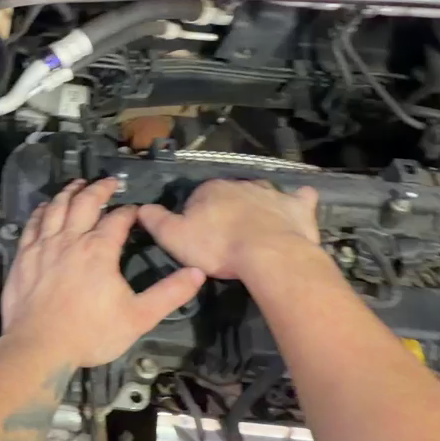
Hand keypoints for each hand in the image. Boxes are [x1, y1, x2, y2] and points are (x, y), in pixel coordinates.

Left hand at [1, 180, 206, 367]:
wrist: (39, 347)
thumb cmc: (90, 333)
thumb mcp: (139, 317)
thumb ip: (169, 293)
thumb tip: (198, 272)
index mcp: (99, 249)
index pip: (118, 219)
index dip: (129, 211)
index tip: (136, 210)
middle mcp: (70, 239)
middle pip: (85, 202)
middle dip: (99, 189)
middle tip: (109, 182)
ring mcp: (43, 245)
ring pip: (56, 208)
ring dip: (69, 192)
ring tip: (77, 184)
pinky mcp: (23, 256)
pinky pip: (32, 224)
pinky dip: (41, 211)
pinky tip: (45, 208)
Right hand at [136, 179, 322, 281]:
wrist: (268, 256)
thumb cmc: (218, 247)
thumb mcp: (174, 238)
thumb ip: (155, 221)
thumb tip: (140, 208)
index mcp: (210, 190)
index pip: (197, 198)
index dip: (196, 215)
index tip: (198, 235)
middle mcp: (240, 184)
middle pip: (229, 195)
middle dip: (226, 209)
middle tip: (224, 236)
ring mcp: (271, 193)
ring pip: (260, 194)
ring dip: (257, 204)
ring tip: (254, 227)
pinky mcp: (297, 207)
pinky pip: (299, 198)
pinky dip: (297, 200)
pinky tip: (297, 204)